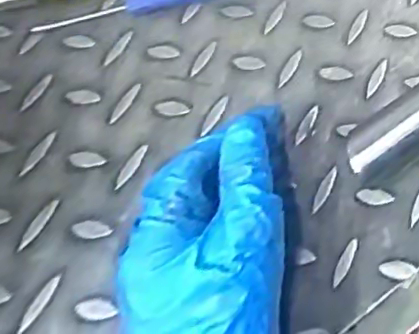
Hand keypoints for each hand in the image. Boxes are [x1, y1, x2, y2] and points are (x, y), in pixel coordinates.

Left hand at [118, 106, 285, 333]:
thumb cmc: (229, 297)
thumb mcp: (247, 225)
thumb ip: (246, 174)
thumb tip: (248, 127)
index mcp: (155, 232)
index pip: (185, 166)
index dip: (226, 138)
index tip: (267, 120)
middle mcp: (148, 251)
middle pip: (186, 189)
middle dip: (227, 158)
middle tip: (270, 140)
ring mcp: (162, 275)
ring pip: (195, 212)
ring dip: (229, 183)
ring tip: (268, 167)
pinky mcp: (184, 289)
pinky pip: (203, 234)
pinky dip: (229, 209)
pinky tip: (254, 211)